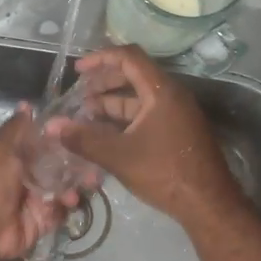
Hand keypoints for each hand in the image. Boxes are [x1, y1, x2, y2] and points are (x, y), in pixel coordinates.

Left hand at [0, 106, 76, 260]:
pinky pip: (64, 209)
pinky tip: (69, 200)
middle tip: (95, 159)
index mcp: (18, 157)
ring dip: (78, 182)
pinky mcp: (45, 218)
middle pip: (61, 165)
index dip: (63, 136)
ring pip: (67, 186)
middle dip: (78, 161)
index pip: (47, 142)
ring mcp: (39, 198)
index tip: (82, 128)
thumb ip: (16, 129)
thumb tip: (26, 104)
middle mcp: (30, 175)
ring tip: (88, 181)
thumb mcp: (1, 151)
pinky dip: (69, 203)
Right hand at [46, 46, 244, 226]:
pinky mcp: (178, 131)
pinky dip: (125, 119)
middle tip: (79, 95)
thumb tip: (52, 126)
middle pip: (134, 75)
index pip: (129, 57)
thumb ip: (83, 139)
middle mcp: (171, 95)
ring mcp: (177, 113)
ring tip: (85, 117)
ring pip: (139, 98)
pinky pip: (147, 114)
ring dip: (112, 103)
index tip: (77, 71)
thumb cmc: (164, 173)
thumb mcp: (118, 156)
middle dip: (103, 83)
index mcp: (160, 91)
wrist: (207, 202)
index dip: (100, 59)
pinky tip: (106, 134)